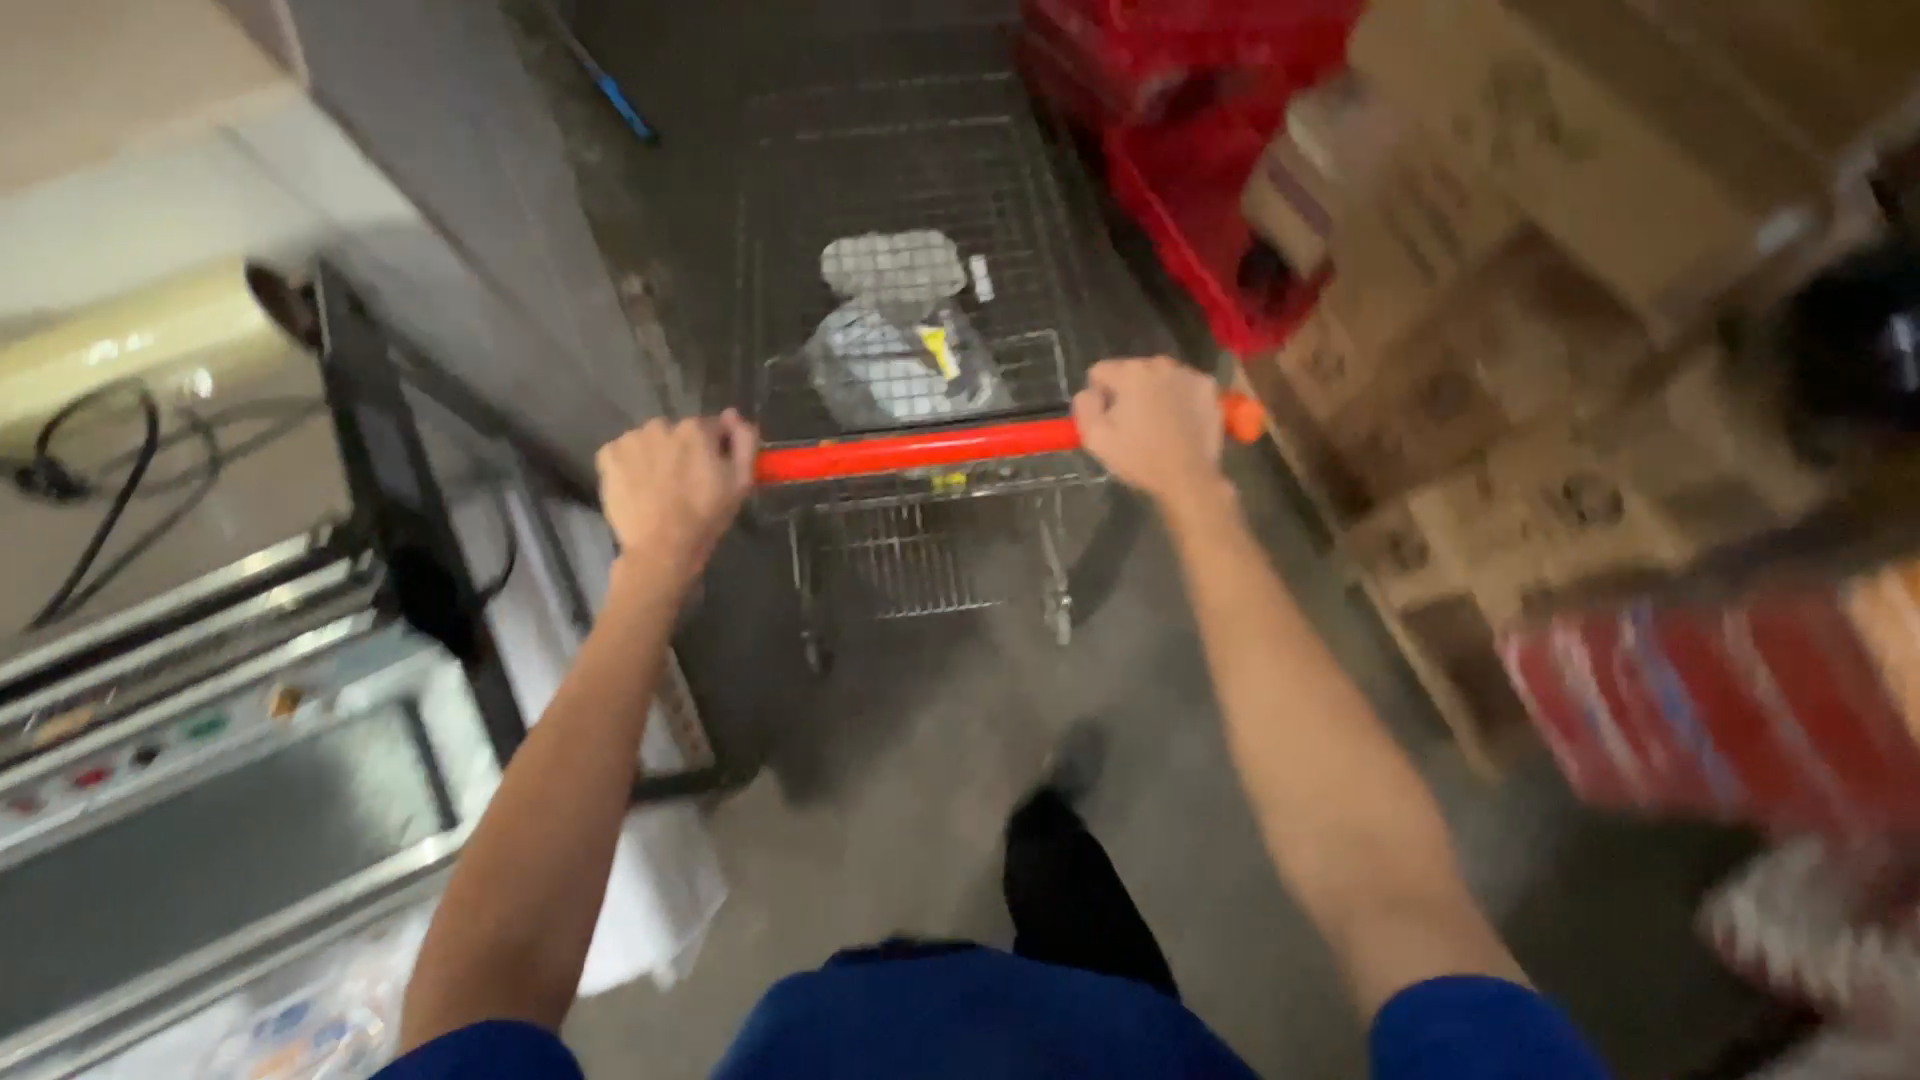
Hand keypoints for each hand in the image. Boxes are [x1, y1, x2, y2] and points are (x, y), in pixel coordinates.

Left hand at [596, 409, 758, 589]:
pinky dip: (629, 465)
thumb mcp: (741, 481)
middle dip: (681, 451)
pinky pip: (623, 452)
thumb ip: (744, 441)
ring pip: (649, 442)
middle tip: (684, 484)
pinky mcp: (607, 456)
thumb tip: (732, 414)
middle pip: (677, 434)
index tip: (711, 473)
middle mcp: (660, 425)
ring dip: (655, 456)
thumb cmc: (706, 516)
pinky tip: (638, 486)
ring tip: (659, 488)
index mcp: (695, 429)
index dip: (713, 451)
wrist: (662, 547)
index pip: (710, 429)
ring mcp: (630, 439)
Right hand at [1072, 357, 1229, 511]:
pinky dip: (1178, 397)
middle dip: (1127, 392)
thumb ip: (1084, 405)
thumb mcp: (1094, 438)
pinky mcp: (1208, 387)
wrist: (1188, 477)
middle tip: (1133, 424)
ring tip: (1157, 424)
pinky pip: (1182, 385)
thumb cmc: (1138, 458)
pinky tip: (1178, 421)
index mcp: (1130, 373)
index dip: (1099, 396)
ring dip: (1153, 393)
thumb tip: (1090, 392)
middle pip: (1131, 371)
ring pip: (1158, 377)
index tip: (1109, 420)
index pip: (1100, 372)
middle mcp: (1160, 364)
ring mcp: (1188, 373)